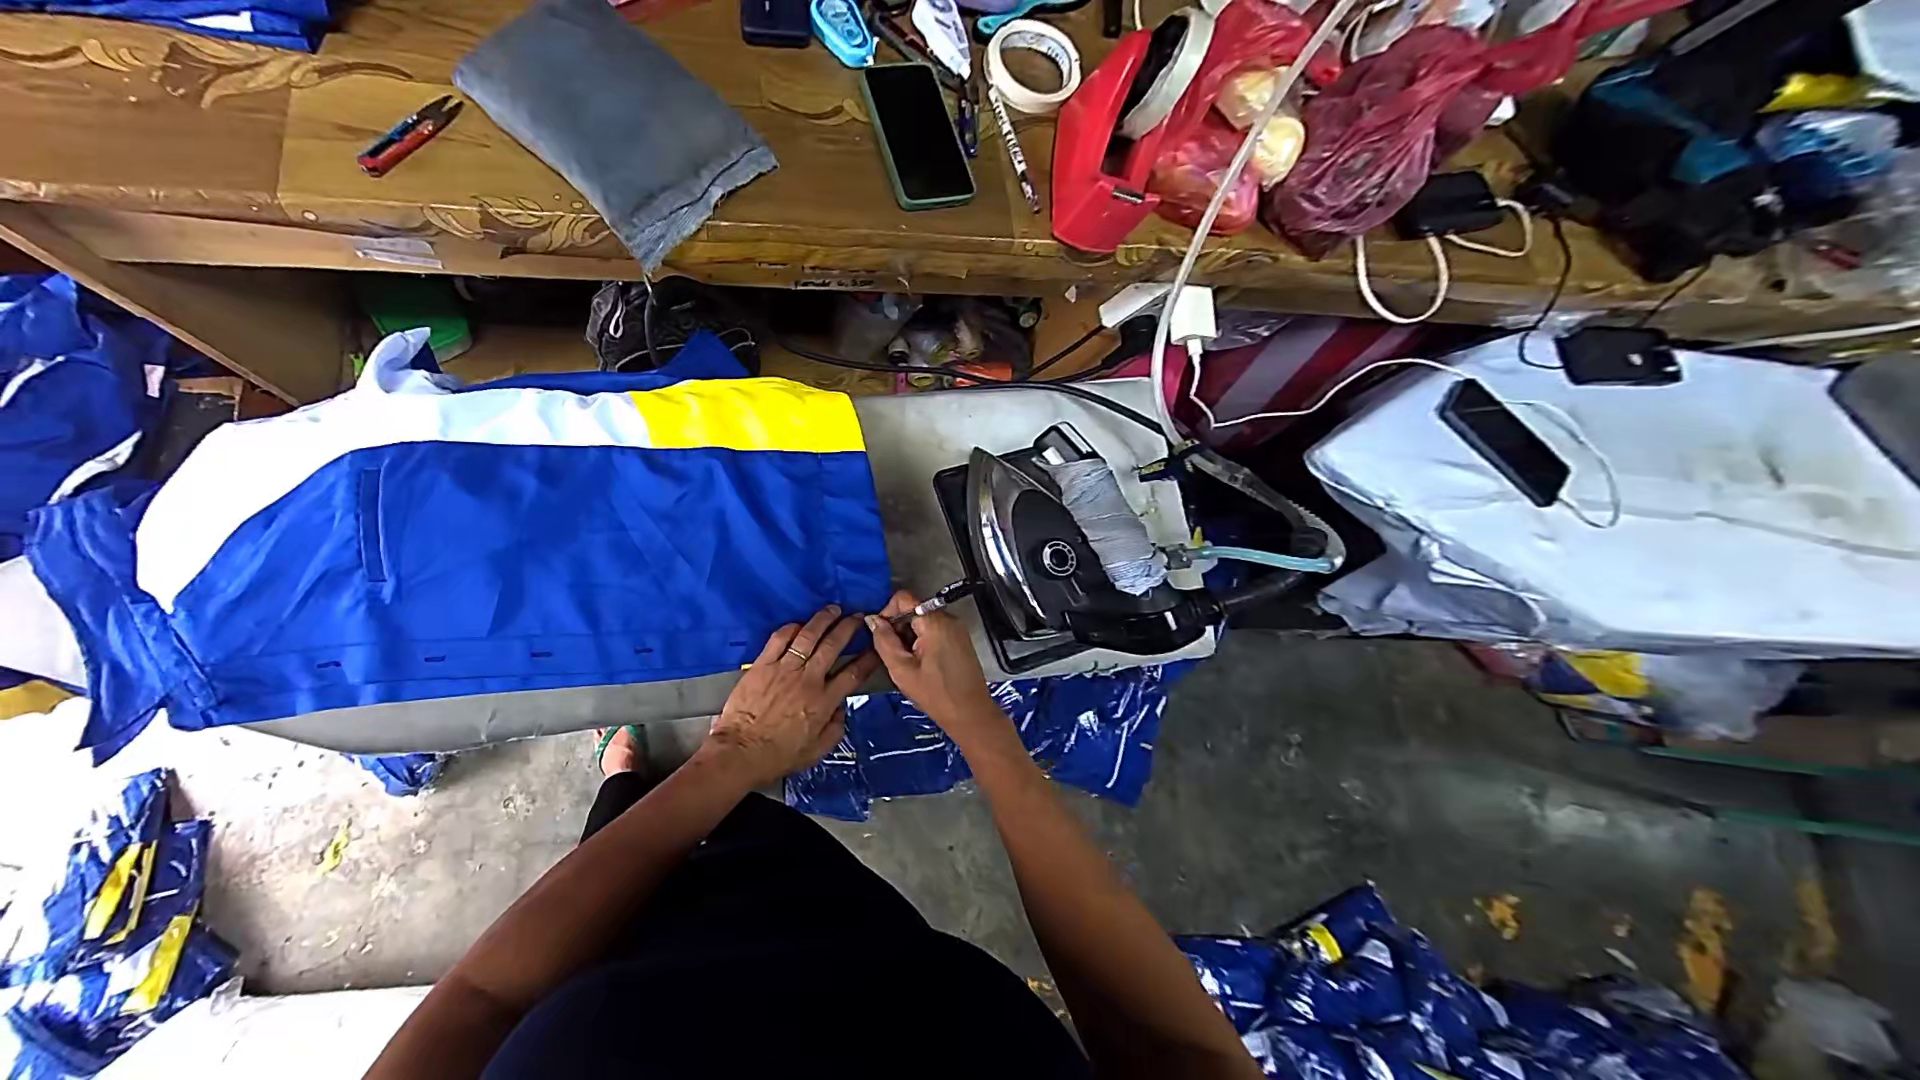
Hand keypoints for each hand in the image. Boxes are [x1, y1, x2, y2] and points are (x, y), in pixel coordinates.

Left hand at [703, 606, 880, 787]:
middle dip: (849, 627)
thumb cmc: (779, 755)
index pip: (854, 673)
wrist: (740, 753)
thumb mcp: (817, 750)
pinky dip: (791, 628)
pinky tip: (799, 624)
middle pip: (834, 645)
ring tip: (833, 610)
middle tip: (857, 617)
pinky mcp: (762, 665)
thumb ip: (836, 728)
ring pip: (809, 636)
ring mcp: (784, 669)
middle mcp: (808, 679)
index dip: (868, 658)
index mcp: (824, 701)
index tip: (875, 648)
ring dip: (824, 620)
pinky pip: (779, 639)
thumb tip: (841, 709)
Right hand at [867, 590, 1004, 744]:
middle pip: (914, 609)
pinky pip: (935, 630)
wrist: (970, 714)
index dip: (887, 612)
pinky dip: (922, 641)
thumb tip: (872, 620)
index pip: (903, 598)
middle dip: (898, 627)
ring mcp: (957, 628)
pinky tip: (922, 664)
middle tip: (895, 654)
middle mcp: (949, 619)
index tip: (881, 635)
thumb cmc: (936, 694)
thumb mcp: (901, 669)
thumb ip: (884, 641)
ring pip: (923, 620)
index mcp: (935, 622)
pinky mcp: (960, 639)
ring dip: (909, 636)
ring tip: (909, 663)